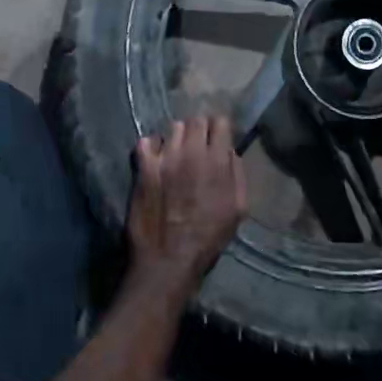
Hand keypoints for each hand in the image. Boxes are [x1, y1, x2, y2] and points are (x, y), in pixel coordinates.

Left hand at [127, 114, 246, 294]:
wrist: (169, 260)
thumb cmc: (209, 237)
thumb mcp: (237, 207)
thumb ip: (236, 174)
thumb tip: (229, 153)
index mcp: (218, 160)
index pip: (220, 121)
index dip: (219, 129)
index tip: (217, 139)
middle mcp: (192, 152)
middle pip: (195, 120)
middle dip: (199, 129)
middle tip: (196, 145)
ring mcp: (165, 158)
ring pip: (172, 128)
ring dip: (176, 137)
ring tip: (175, 152)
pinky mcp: (143, 170)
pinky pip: (145, 142)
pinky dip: (151, 146)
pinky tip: (155, 159)